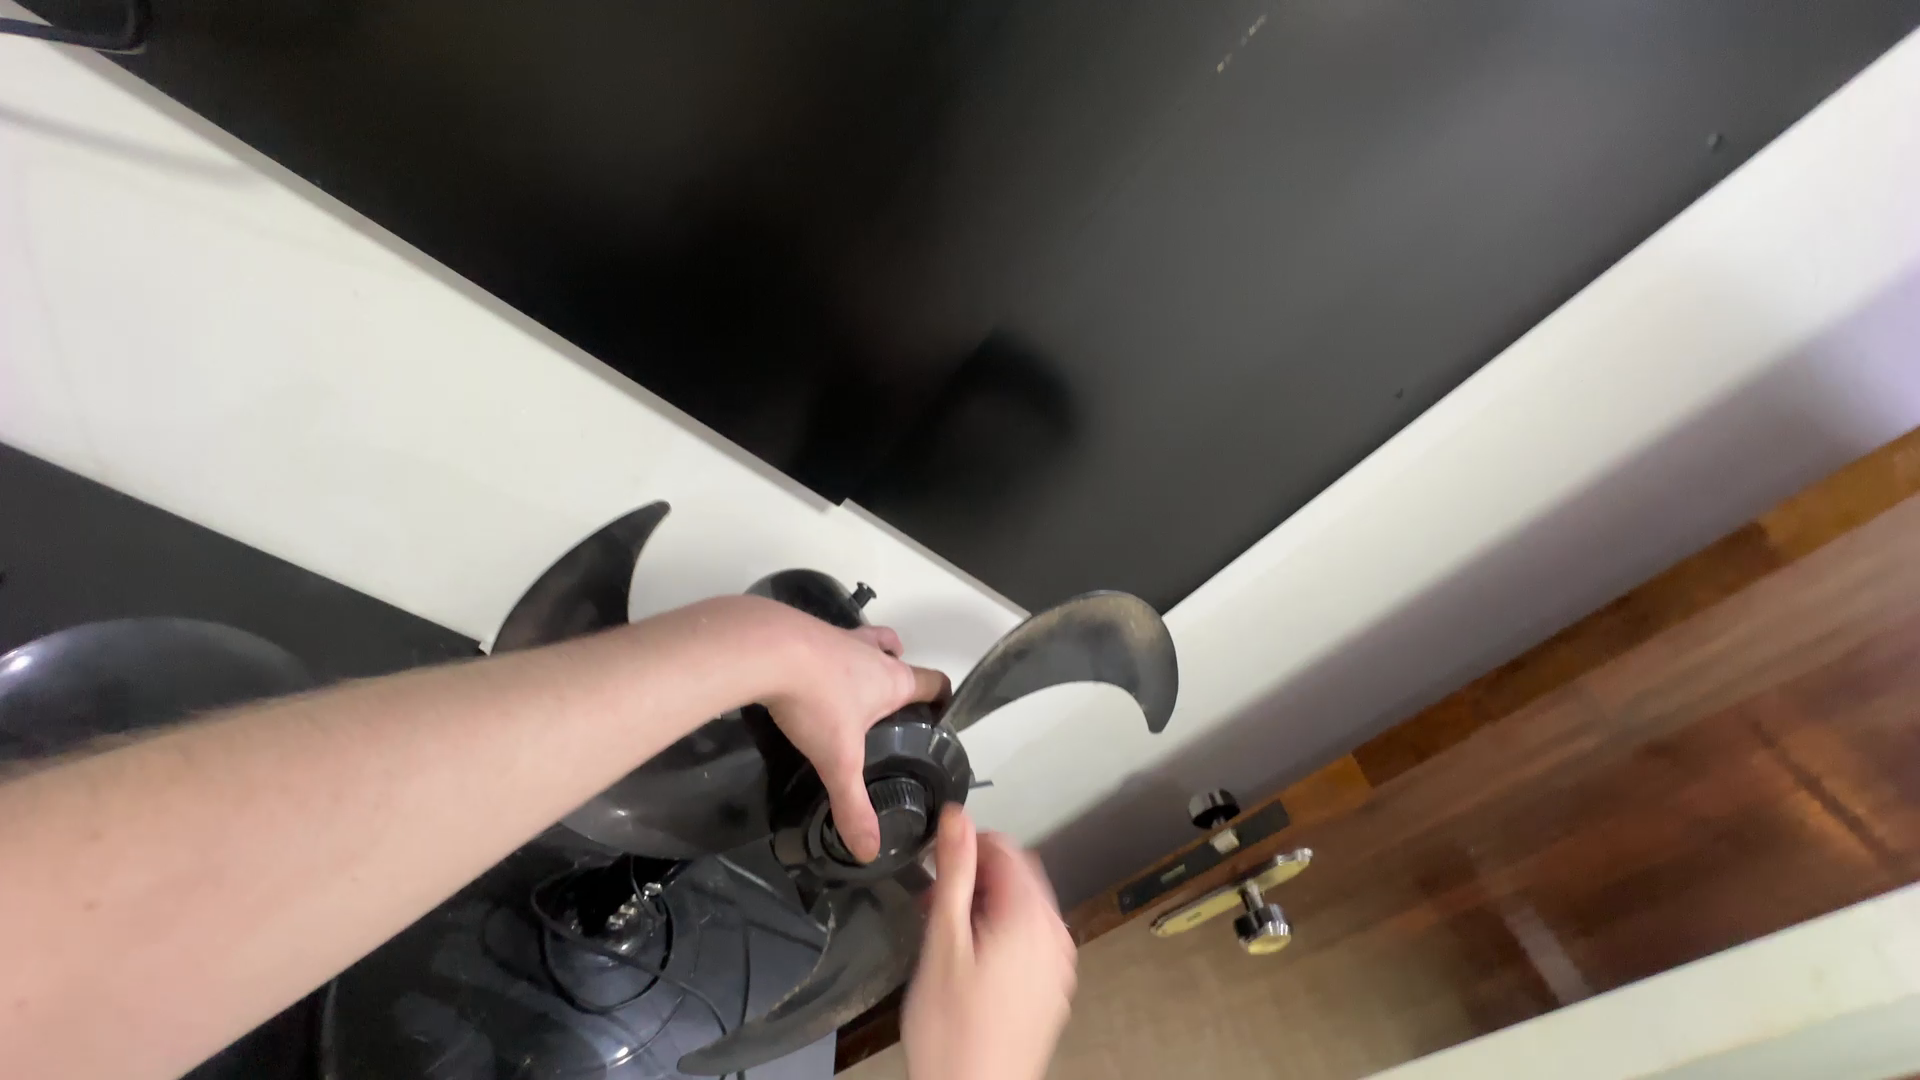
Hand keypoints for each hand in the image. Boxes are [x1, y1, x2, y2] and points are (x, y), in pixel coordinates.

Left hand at [749, 599, 948, 862]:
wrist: (768, 650)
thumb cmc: (817, 702)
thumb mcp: (838, 761)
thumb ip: (853, 805)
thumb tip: (869, 851)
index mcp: (893, 681)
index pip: (934, 682)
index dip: (942, 696)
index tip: (939, 714)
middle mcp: (873, 653)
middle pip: (900, 657)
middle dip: (900, 676)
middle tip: (890, 707)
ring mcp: (841, 636)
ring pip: (866, 643)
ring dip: (866, 659)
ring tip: (855, 685)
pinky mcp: (808, 630)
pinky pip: (829, 641)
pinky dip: (827, 654)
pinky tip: (808, 673)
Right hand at [903, 807, 1076, 1079]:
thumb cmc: (954, 1032)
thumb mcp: (944, 938)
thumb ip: (955, 870)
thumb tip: (957, 818)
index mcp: (1030, 914)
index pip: (1004, 845)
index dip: (966, 846)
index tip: (939, 864)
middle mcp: (1053, 933)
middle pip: (1015, 874)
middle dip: (974, 877)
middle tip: (937, 902)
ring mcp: (1056, 962)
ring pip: (1020, 904)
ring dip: (985, 904)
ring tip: (948, 933)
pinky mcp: (1051, 985)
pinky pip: (1029, 936)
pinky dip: (1001, 932)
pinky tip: (971, 959)